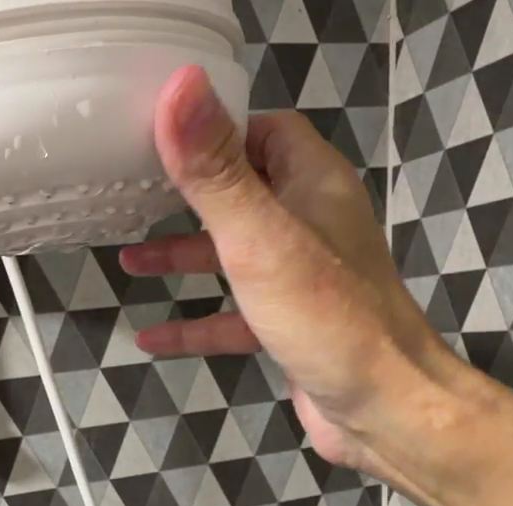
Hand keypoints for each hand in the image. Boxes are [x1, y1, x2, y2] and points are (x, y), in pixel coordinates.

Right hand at [122, 67, 485, 498]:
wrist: (384, 410)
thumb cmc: (327, 318)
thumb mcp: (260, 239)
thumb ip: (216, 172)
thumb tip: (178, 88)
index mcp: (312, 186)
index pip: (264, 131)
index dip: (215, 129)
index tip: (160, 139)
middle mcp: (310, 225)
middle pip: (243, 193)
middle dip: (188, 195)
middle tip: (133, 195)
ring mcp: (302, 280)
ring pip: (234, 257)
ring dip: (184, 258)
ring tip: (129, 261)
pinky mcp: (291, 329)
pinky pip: (234, 317)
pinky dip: (196, 323)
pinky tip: (151, 340)